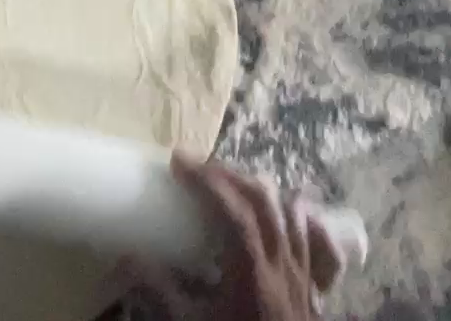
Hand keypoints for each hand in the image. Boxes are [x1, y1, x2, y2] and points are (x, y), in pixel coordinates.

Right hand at [122, 155, 333, 320]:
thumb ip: (157, 289)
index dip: (205, 178)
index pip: (232, 208)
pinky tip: (295, 210)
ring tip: (234, 183)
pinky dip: (311, 225)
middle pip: (263, 201)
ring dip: (262, 191)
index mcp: (251, 268)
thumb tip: (125, 254)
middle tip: (198, 168)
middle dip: (228, 174)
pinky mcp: (315, 290)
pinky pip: (325, 250)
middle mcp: (282, 263)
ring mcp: (304, 275)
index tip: (176, 160)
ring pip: (292, 215)